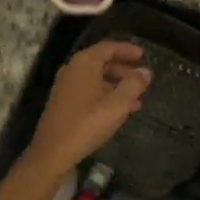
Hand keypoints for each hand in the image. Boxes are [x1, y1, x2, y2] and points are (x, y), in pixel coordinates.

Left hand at [17, 41, 150, 180]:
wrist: (53, 151)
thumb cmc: (87, 123)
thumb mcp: (117, 104)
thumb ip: (133, 85)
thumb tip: (146, 71)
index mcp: (84, 63)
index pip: (108, 47)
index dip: (127, 50)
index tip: (143, 55)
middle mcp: (72, 70)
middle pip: (101, 62)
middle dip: (123, 68)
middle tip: (141, 76)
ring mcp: (66, 87)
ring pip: (96, 78)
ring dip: (116, 84)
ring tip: (136, 97)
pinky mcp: (64, 103)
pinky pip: (89, 91)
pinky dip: (106, 95)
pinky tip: (120, 110)